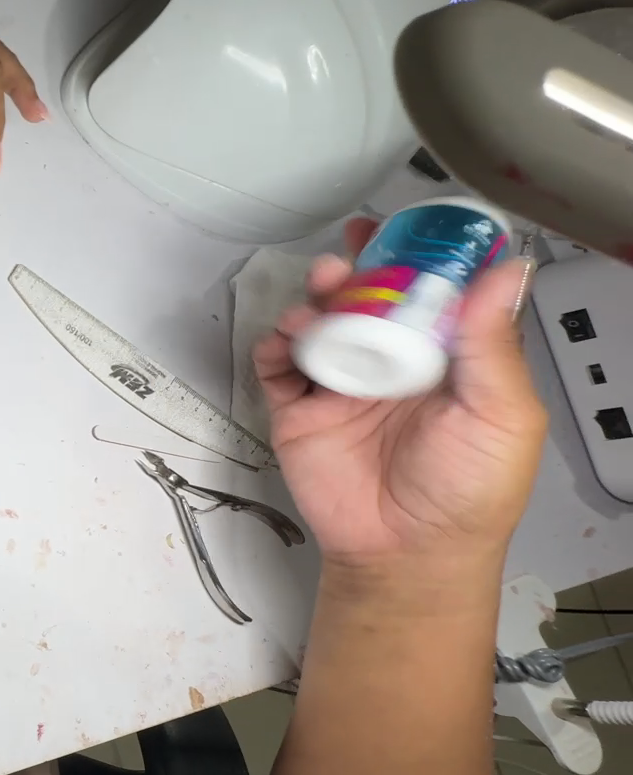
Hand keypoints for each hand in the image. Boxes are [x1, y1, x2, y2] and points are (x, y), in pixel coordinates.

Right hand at [255, 219, 545, 567]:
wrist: (402, 544)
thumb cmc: (468, 490)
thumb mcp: (500, 414)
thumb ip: (491, 345)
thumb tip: (501, 275)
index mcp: (448, 361)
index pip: (432, 297)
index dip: (420, 260)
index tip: (410, 230)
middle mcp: (391, 366)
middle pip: (365, 305)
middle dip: (354, 275)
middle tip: (347, 261)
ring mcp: (340, 387)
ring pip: (318, 330)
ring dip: (311, 307)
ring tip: (314, 303)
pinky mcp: (297, 410)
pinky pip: (276, 368)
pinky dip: (273, 348)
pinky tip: (283, 342)